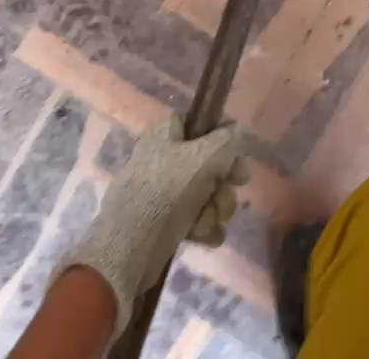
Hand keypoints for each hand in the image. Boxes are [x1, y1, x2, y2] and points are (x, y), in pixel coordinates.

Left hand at [62, 117, 243, 338]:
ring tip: (206, 222)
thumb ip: (228, 140)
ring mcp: (163, 188)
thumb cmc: (168, 191)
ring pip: (206, 193)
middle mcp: (165, 155)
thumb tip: (237, 131)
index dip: (224, 141)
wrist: (130, 245)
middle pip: (209, 162)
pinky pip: (195, 216)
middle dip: (223, 185)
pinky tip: (202, 236)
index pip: (202, 124)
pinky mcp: (164, 218)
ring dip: (214, 209)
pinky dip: (203, 226)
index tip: (238, 162)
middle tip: (224, 198)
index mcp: (167, 131)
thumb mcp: (205, 157)